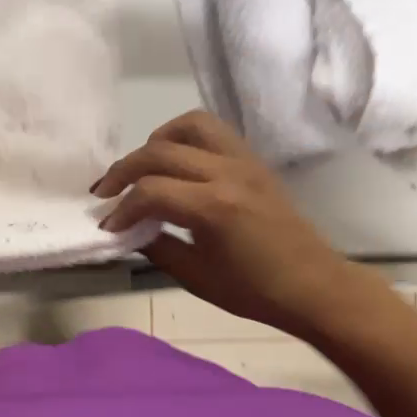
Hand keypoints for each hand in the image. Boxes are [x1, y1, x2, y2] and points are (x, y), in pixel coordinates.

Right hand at [93, 111, 392, 337]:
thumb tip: (129, 230)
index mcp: (213, 207)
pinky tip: (172, 165)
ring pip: (189, 126)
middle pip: (160, 152)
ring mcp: (243, 161)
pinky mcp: (252, 161)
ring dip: (156, 142)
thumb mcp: (194, 276)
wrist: (312, 285)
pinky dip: (184, 139)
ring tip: (140, 168)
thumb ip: (156, 246)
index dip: (120, 209)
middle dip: (124, 171)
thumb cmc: (252, 290)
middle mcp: (227, 173)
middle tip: (104, 194)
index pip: (149, 191)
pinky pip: (213, 132)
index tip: (108, 227)